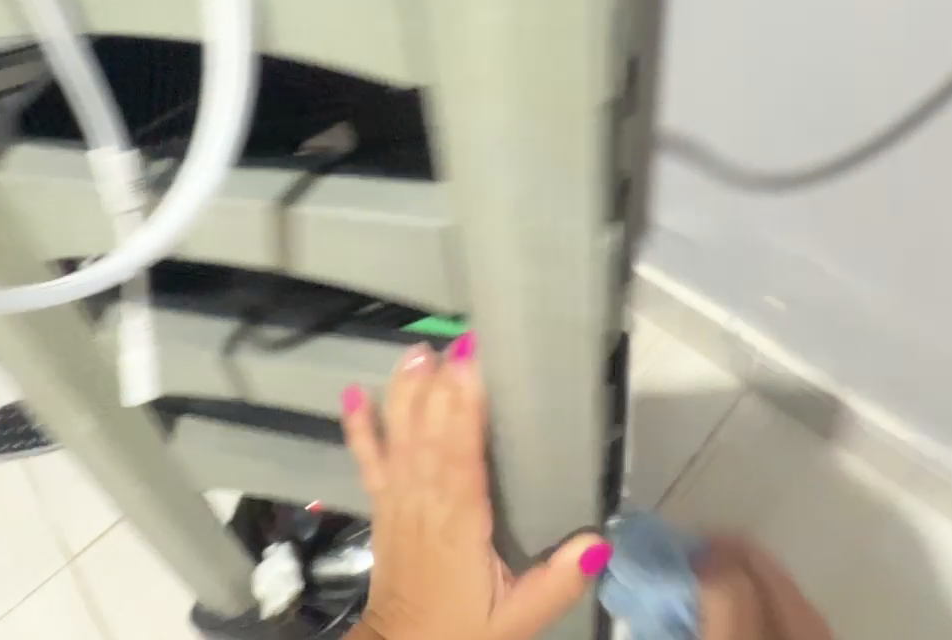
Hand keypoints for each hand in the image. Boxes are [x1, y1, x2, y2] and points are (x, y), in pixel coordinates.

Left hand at [340, 335, 610, 639]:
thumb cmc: (462, 627)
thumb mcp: (518, 618)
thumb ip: (557, 581)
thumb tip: (599, 542)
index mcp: (460, 519)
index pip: (461, 453)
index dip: (464, 407)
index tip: (473, 365)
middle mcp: (424, 498)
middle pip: (431, 433)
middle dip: (442, 385)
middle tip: (457, 341)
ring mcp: (397, 495)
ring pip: (400, 435)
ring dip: (406, 392)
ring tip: (417, 351)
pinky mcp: (380, 501)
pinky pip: (367, 458)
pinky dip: (358, 425)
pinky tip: (352, 392)